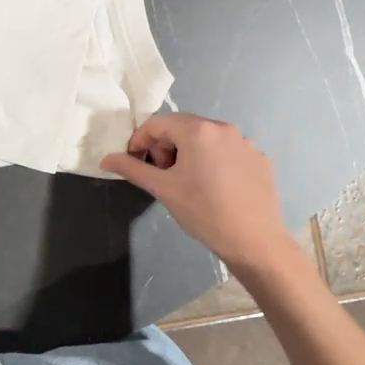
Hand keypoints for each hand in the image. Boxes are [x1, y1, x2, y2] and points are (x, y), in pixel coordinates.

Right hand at [100, 114, 305, 278]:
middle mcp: (223, 128)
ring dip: (188, 152)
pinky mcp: (260, 158)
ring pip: (206, 138)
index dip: (139, 141)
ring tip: (187, 181)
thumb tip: (105, 159)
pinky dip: (213, 160)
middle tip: (161, 174)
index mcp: (197, 131)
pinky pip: (227, 150)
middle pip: (182, 126)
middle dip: (165, 146)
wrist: (255, 241)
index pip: (157, 123)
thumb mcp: (163, 189)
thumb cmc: (204, 212)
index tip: (136, 163)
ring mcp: (245, 142)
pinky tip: (214, 187)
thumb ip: (132, 169)